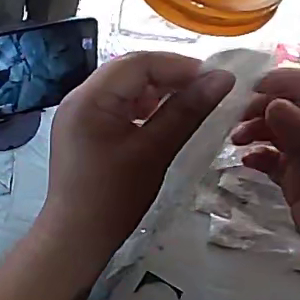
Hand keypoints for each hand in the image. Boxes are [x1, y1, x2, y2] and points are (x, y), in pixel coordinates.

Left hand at [37, 52, 234, 261]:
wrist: (76, 237)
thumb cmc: (112, 197)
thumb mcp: (154, 151)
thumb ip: (187, 111)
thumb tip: (223, 79)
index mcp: (88, 98)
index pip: (138, 63)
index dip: (180, 66)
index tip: (216, 80)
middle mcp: (78, 98)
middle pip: (130, 71)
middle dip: (170, 77)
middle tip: (207, 91)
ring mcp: (78, 115)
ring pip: (124, 88)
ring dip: (158, 93)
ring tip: (191, 106)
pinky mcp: (83, 131)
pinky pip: (116, 107)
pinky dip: (143, 109)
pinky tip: (164, 122)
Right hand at [229, 69, 299, 291]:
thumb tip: (274, 105)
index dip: (289, 83)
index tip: (250, 88)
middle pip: (296, 108)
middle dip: (265, 106)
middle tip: (234, 118)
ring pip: (281, 133)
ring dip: (257, 129)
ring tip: (236, 140)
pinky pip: (274, 163)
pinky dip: (258, 157)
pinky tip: (246, 163)